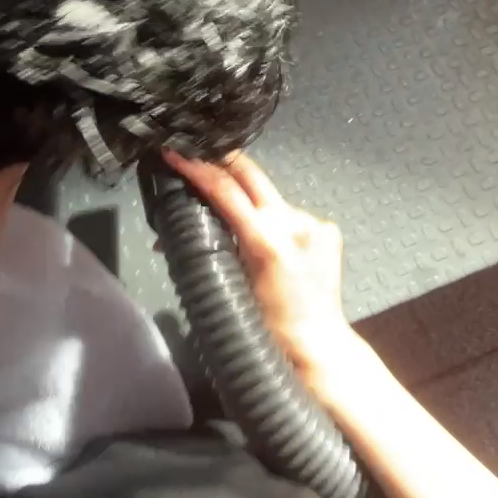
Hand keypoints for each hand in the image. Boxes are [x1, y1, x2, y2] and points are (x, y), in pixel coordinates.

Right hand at [161, 149, 350, 373]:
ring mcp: (313, 222)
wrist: (317, 346)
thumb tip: (171, 233)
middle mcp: (293, 222)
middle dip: (221, 160)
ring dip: (247, 198)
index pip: (224, 189)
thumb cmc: (266, 327)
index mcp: (267, 240)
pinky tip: (269, 241)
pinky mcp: (327, 227)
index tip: (174, 152)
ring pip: (268, 196)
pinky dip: (272, 219)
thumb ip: (209, 248)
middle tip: (196, 154)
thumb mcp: (230, 285)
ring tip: (233, 218)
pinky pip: (288, 213)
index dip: (196, 168)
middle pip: (249, 173)